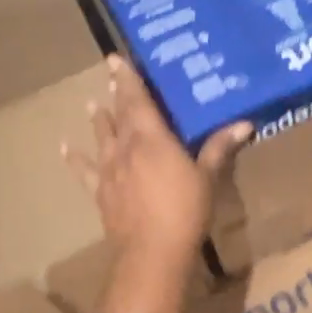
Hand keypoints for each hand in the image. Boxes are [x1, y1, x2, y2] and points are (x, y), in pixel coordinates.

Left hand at [63, 56, 250, 264]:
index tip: (115, 59)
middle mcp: (125, 147)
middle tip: (110, 74)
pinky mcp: (101, 193)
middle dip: (115, 93)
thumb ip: (220, 147)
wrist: (151, 253)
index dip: (127, 78)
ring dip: (99, 119)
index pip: (137, 99)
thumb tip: (245, 123)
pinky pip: (85, 170)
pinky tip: (66, 148)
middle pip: (119, 114)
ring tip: (92, 104)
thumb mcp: (207, 177)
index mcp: (152, 137)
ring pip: (102, 137)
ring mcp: (110, 170)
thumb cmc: (184, 210)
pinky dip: (76, 158)